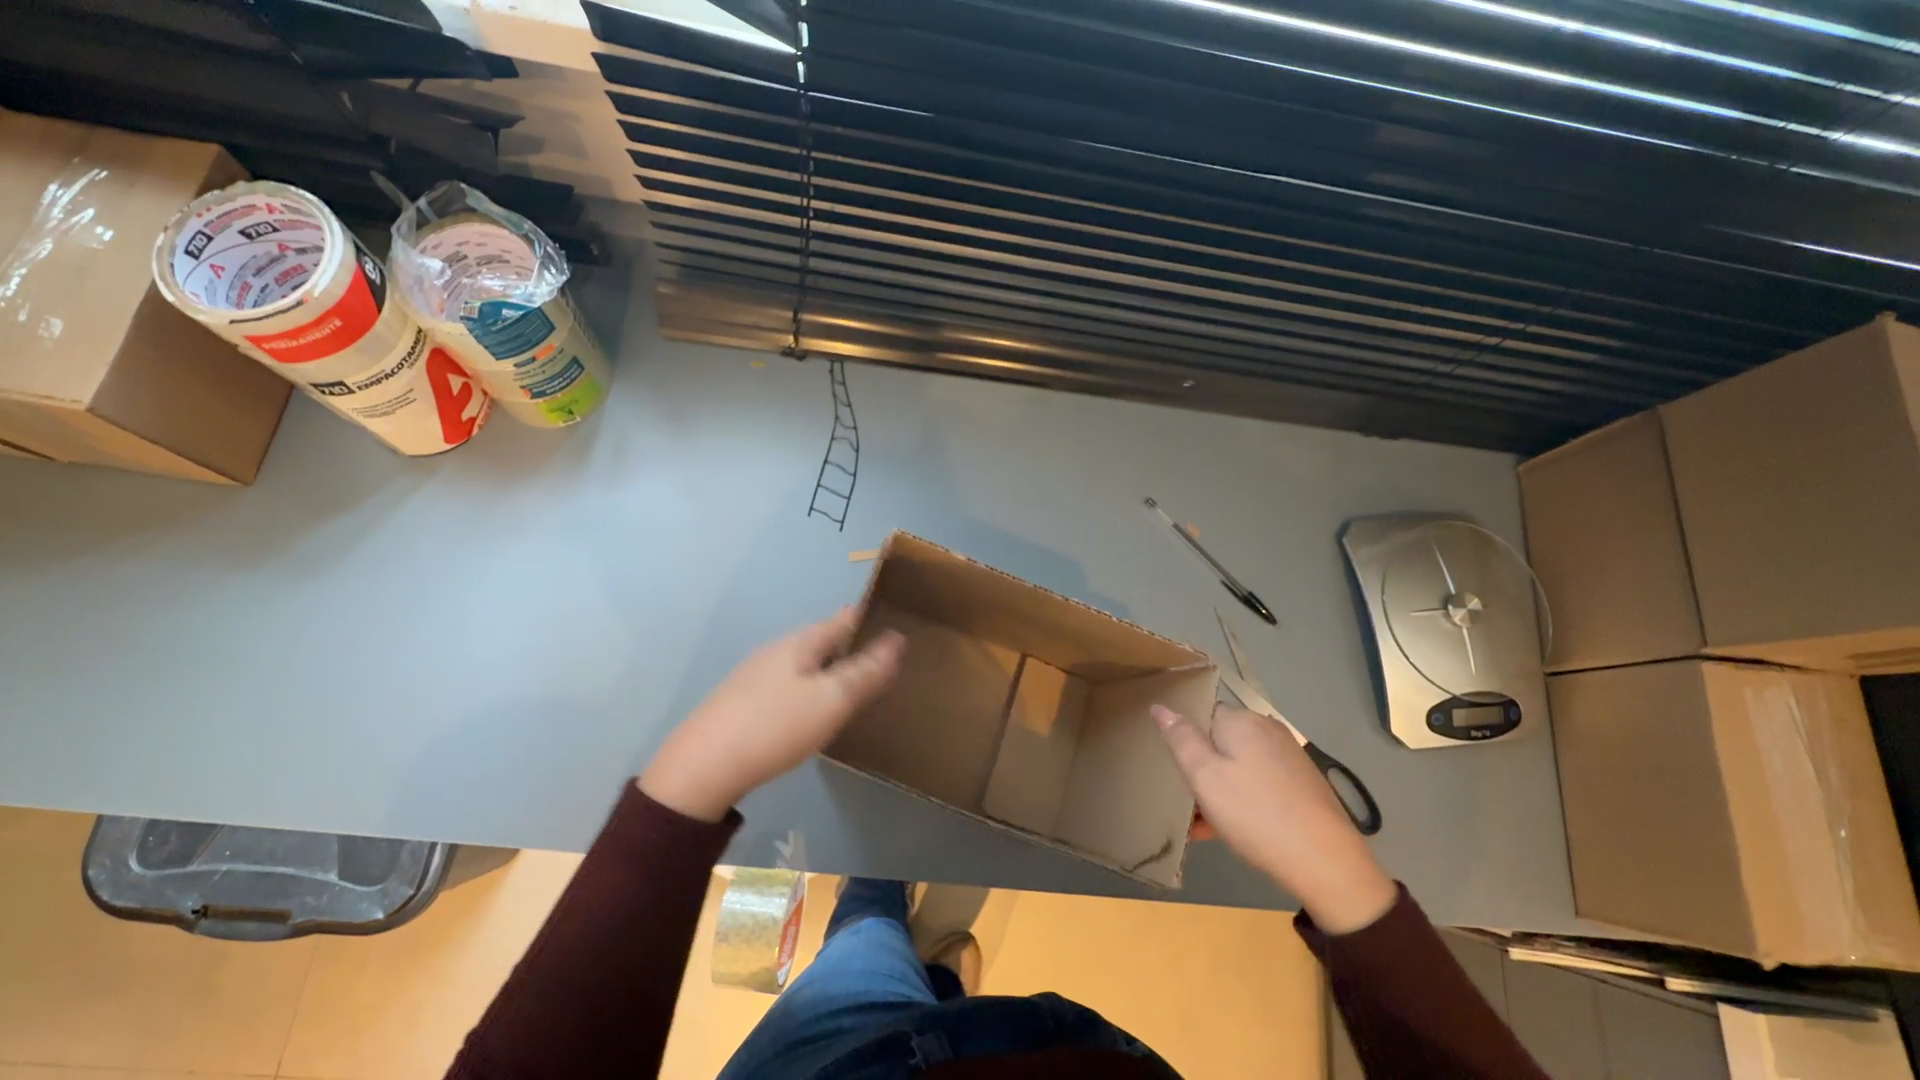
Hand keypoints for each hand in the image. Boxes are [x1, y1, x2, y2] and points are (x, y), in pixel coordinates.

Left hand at [639, 610, 904, 821]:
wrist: (702, 768)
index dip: (869, 620)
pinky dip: (810, 693)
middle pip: (822, 642)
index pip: (843, 620)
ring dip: (830, 672)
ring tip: (857, 690)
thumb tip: (897, 639)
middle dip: (852, 648)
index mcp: (799, 643)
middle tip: (886, 663)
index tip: (898, 626)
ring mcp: (755, 678)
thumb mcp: (830, 700)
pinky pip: (789, 688)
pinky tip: (815, 713)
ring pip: (804, 666)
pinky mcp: (743, 705)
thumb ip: (864, 672)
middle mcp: (776, 652)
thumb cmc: (775, 727)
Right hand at [1154, 703, 1396, 933]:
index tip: (1171, 767)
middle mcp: (1267, 730)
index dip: (1183, 739)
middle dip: (1200, 768)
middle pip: (1220, 741)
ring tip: (1200, 824)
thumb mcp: (1205, 777)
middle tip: (1184, 800)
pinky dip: (1241, 800)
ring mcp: (1288, 757)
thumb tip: (1161, 706)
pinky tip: (1228, 831)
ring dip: (1218, 789)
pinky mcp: (1300, 784)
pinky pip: (1258, 783)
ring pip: (1238, 766)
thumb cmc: (1255, 814)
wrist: (1324, 860)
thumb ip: (1181, 739)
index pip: (1201, 715)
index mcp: (1242, 721)